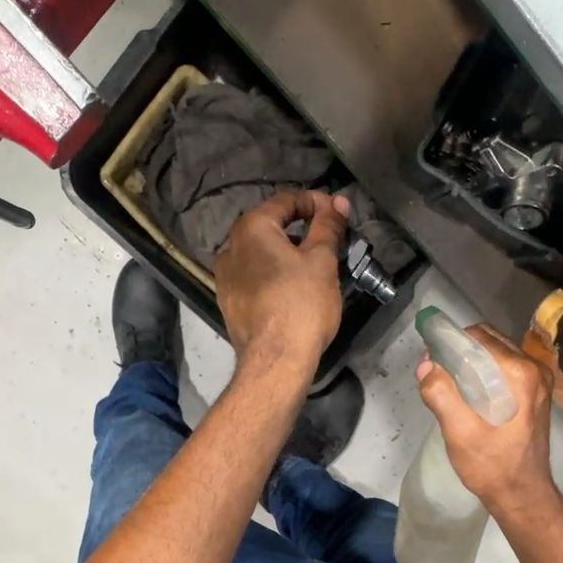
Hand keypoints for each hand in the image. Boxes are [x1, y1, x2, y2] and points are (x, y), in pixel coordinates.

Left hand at [214, 191, 349, 377]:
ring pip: (261, 255)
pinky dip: (273, 276)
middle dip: (300, 231)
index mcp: (251, 228)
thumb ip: (328, 226)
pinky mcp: (229, 304)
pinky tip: (292, 291)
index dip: (315, 203)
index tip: (337, 215)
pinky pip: (254, 279)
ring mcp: (225, 278)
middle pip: (271, 228)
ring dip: (286, 255)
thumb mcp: (322, 261)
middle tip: (328, 243)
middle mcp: (230, 248)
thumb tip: (337, 201)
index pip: (286, 201)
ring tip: (312, 269)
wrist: (275, 361)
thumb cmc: (301, 305)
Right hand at [416, 322, 557, 519]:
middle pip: (489, 342)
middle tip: (436, 374)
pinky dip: (484, 373)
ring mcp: (538, 381)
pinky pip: (504, 370)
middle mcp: (534, 370)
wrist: (522, 495)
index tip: (430, 362)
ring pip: (496, 354)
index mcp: (520, 374)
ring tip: (448, 385)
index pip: (479, 337)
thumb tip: (426, 365)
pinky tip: (468, 395)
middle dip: (459, 351)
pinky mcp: (535, 393)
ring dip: (470, 362)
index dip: (450, 343)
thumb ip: (441, 395)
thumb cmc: (491, 466)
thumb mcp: (459, 433)